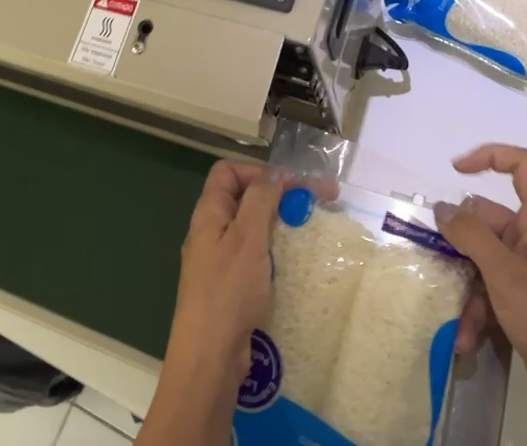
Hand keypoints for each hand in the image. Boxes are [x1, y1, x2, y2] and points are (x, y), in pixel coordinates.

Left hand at [139, 160, 285, 445]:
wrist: (211, 356)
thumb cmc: (228, 290)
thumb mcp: (247, 237)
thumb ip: (260, 199)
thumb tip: (274, 172)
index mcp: (209, 214)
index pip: (228, 172)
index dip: (258, 170)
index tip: (292, 184)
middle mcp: (211, 232)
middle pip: (244, 198)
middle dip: (279, 196)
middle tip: (318, 203)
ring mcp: (221, 260)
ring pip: (253, 229)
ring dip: (280, 224)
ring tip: (310, 230)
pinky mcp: (232, 286)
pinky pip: (255, 257)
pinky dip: (276, 253)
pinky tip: (295, 262)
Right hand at [437, 145, 526, 445]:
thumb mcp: (506, 277)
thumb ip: (472, 236)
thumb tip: (443, 207)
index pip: (525, 167)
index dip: (492, 156)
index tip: (457, 169)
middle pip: (489, 219)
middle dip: (460, 242)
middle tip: (436, 258)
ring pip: (483, 260)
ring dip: (466, 288)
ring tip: (457, 318)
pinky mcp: (525, 300)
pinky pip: (490, 291)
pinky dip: (477, 312)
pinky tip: (467, 339)